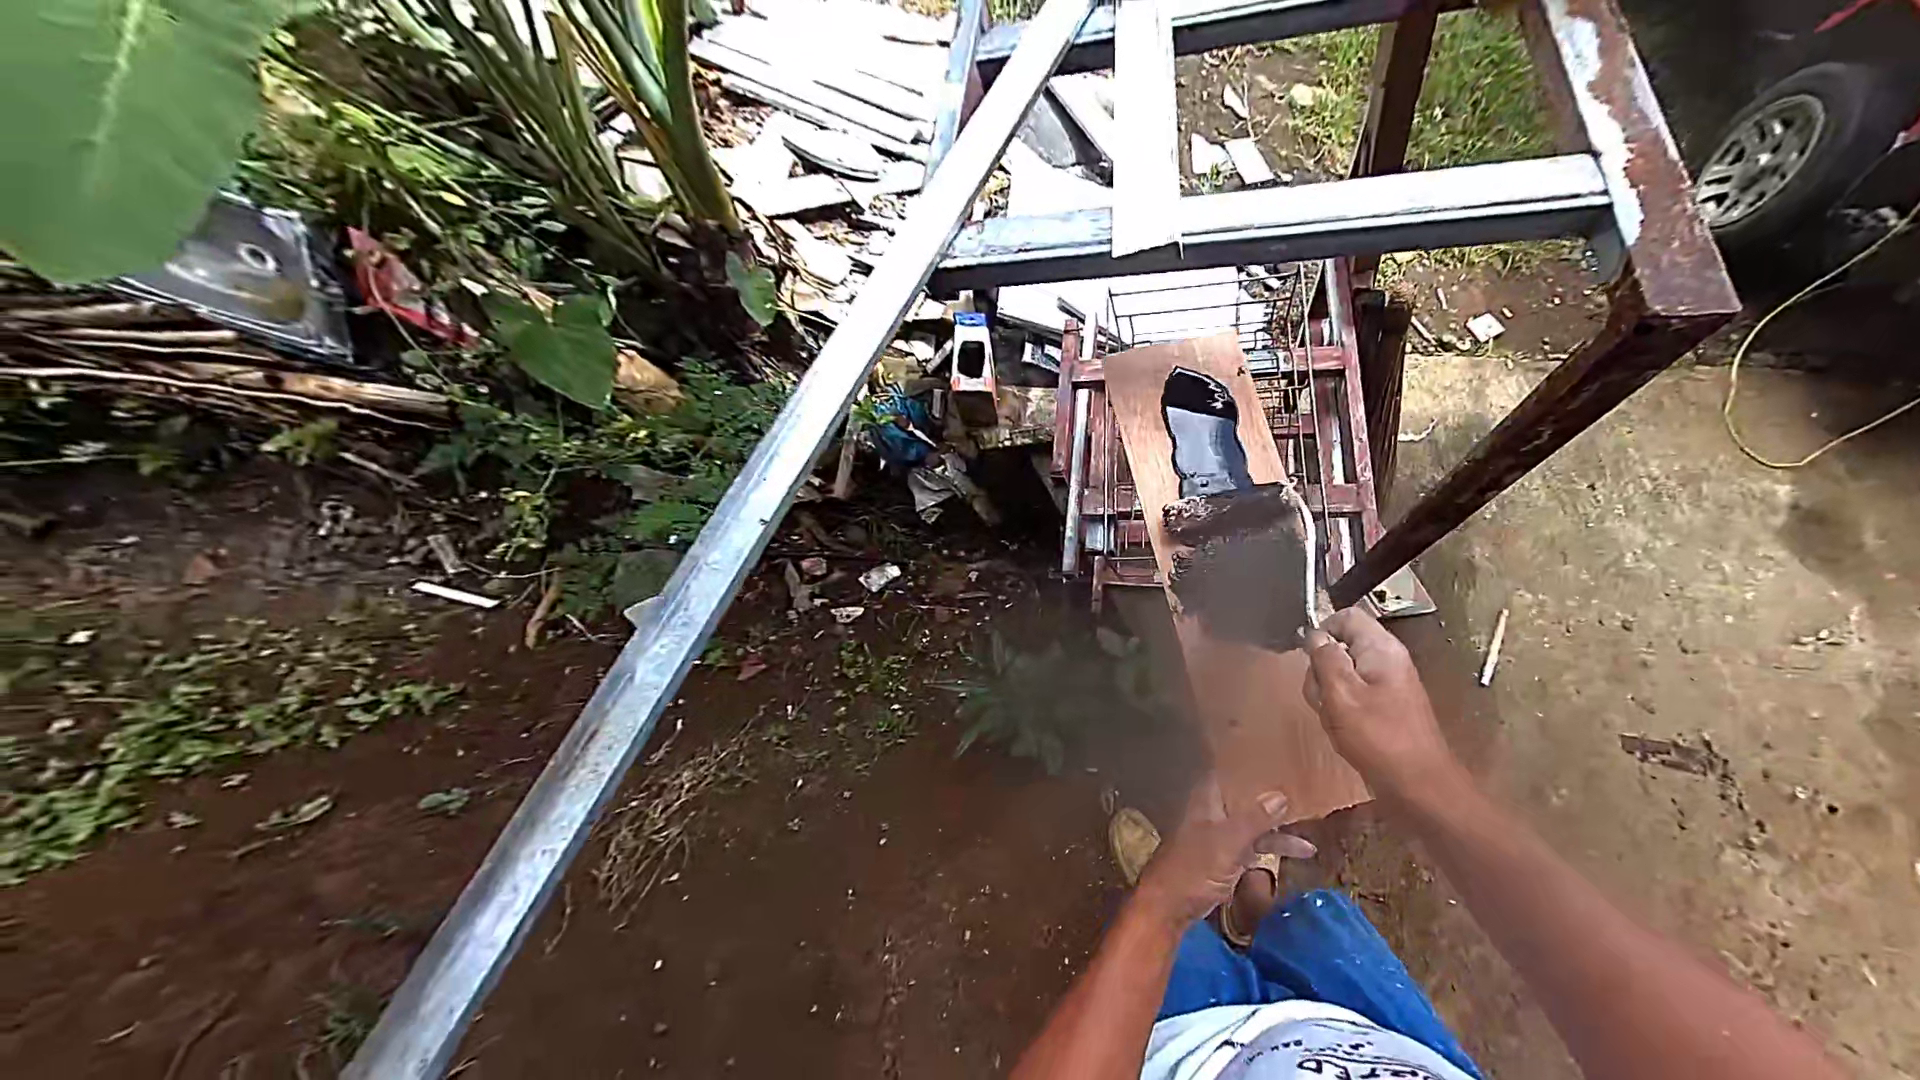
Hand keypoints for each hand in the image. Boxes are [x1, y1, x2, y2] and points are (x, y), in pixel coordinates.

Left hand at [1132, 774, 1315, 926]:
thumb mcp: (1228, 842)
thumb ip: (1254, 819)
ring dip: (1277, 826)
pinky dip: (1272, 846)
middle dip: (1268, 794)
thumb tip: (1280, 794)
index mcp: (1206, 801)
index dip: (1245, 763)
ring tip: (1310, 829)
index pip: (1226, 772)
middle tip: (1301, 786)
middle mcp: (1213, 813)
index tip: (1271, 753)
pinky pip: (1254, 844)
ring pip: (1252, 823)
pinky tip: (1299, 851)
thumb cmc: (1193, 867)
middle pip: (1243, 797)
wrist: (1171, 905)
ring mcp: (1220, 836)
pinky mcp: (1226, 857)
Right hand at [1302, 606, 1464, 805]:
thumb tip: (1314, 634)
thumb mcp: (1342, 693)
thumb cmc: (1379, 738)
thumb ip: (1325, 658)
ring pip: (1338, 672)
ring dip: (1326, 693)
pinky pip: (1348, 695)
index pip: (1346, 616)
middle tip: (1325, 696)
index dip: (1322, 629)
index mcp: (1382, 649)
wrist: (1419, 787)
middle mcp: (1386, 660)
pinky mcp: (1382, 706)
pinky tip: (1342, 728)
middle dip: (1320, 669)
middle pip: (1338, 645)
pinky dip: (1337, 708)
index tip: (1309, 656)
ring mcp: (1385, 684)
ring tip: (1334, 717)